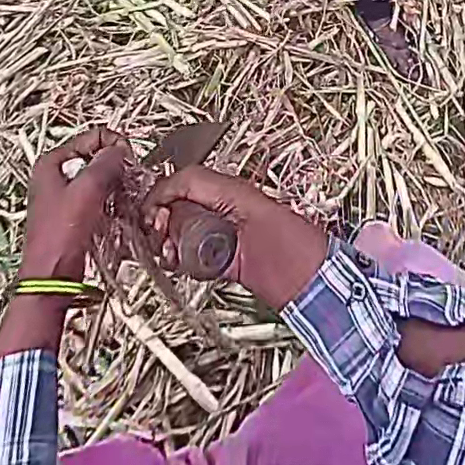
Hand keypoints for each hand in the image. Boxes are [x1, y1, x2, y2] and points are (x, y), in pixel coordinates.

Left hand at [17, 127, 131, 281]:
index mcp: (51, 163)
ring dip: (116, 187)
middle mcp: (56, 177)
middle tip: (127, 180)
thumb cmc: (60, 237)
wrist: (53, 281)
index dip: (113, 145)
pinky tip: (118, 212)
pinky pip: (100, 199)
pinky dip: (112, 202)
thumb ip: (106, 163)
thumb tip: (120, 150)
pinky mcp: (75, 216)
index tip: (126, 160)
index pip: (92, 137)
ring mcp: (65, 197)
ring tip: (123, 198)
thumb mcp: (87, 189)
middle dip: (116, 168)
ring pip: (100, 179)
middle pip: (97, 158)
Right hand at [144, 166, 328, 308]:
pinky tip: (177, 265)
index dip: (161, 194)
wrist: (316, 284)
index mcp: (232, 190)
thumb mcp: (245, 220)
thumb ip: (205, 214)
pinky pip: (192, 248)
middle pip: (178, 201)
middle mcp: (225, 206)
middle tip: (158, 240)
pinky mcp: (226, 256)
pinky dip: (180, 255)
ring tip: (168, 256)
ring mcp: (225, 231)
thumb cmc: (293, 249)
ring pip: (182, 226)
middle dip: (162, 218)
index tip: (147, 216)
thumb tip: (168, 213)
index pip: (185, 179)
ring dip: (168, 239)